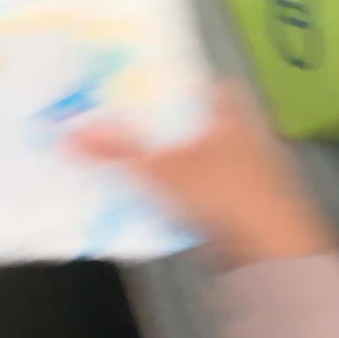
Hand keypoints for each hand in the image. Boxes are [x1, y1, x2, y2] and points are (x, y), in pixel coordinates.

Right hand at [67, 81, 336, 266]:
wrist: (271, 252)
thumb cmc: (224, 196)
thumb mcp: (160, 171)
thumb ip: (114, 150)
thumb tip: (67, 130)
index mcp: (236, 120)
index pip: (215, 88)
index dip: (184, 85)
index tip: (146, 88)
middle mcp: (247, 138)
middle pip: (199, 121)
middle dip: (163, 123)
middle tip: (121, 122)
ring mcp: (247, 171)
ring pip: (198, 152)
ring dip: (167, 154)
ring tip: (123, 155)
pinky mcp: (240, 199)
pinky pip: (198, 180)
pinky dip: (174, 181)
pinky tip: (146, 188)